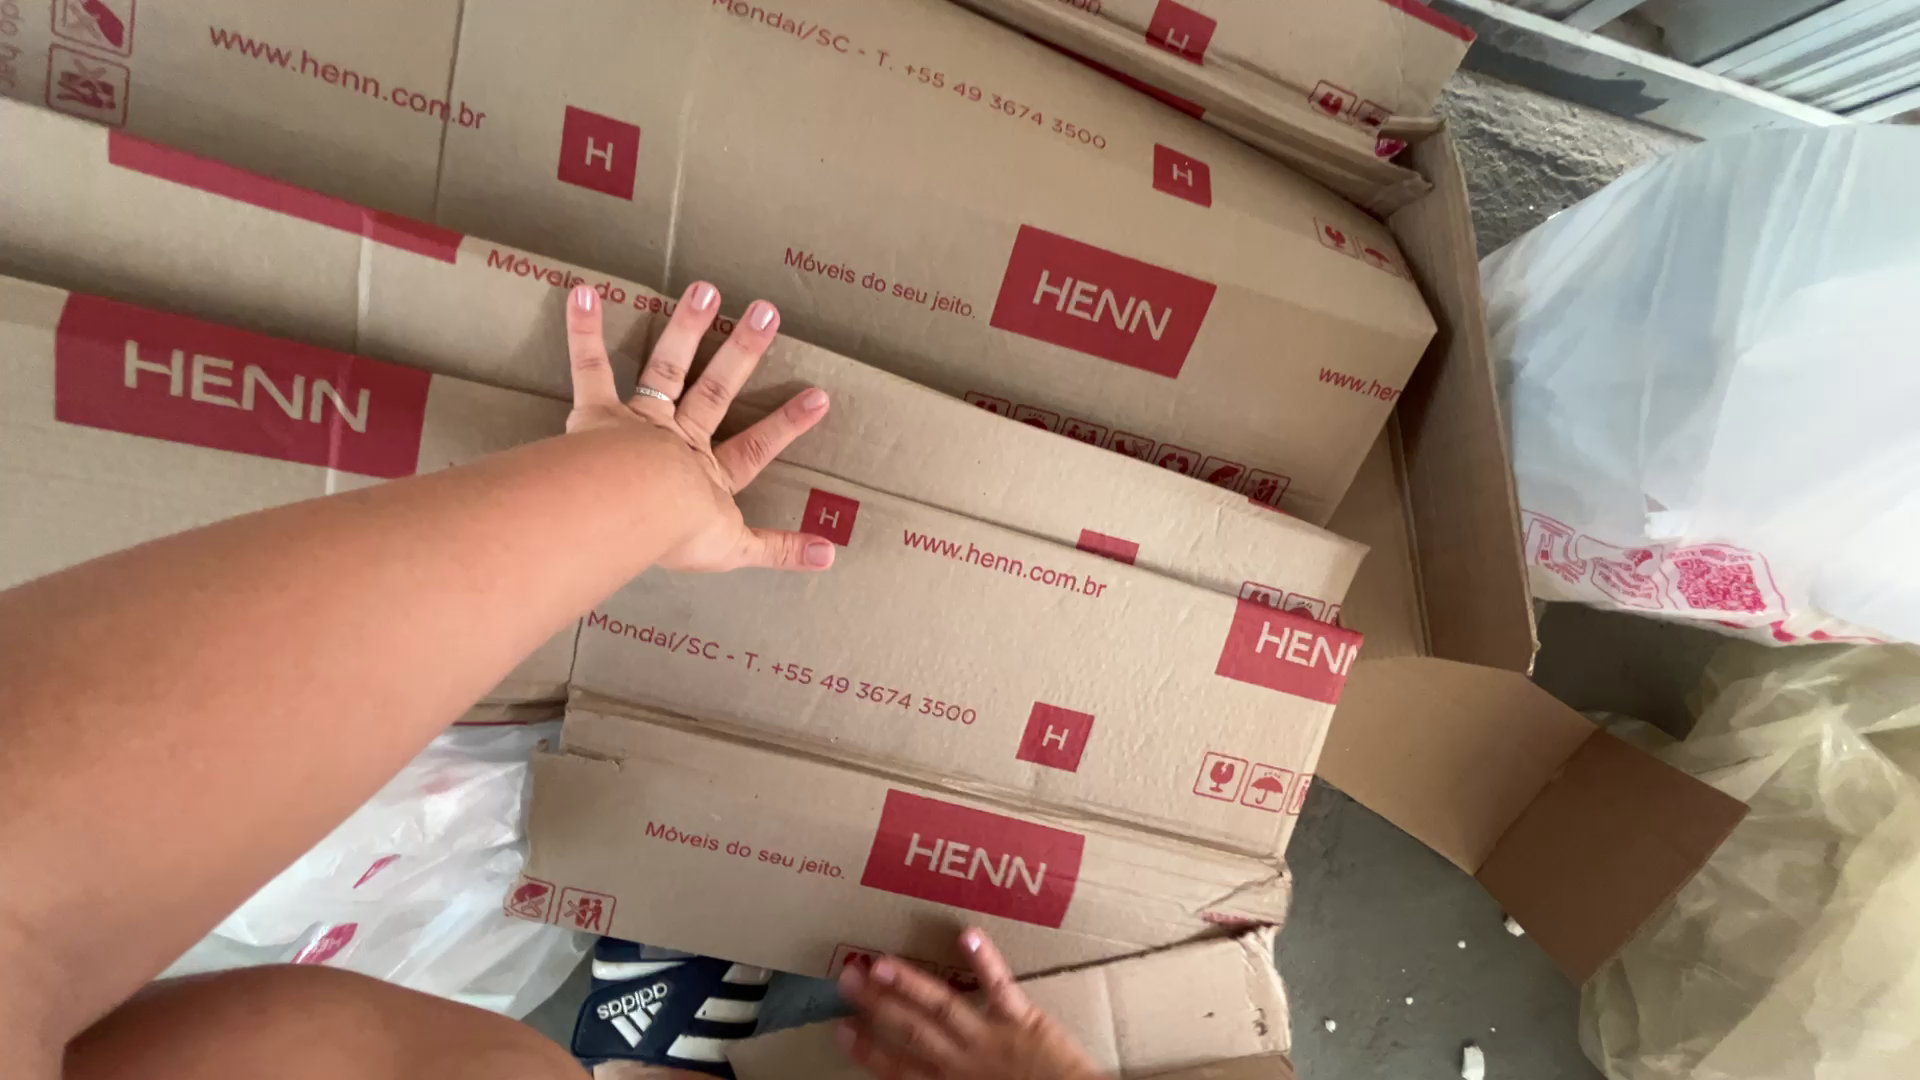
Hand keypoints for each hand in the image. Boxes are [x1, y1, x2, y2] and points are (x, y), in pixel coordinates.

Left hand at [564, 281, 833, 573]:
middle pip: (719, 389)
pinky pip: (590, 369)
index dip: (790, 423)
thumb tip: (832, 558)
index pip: (759, 445)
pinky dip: (585, 332)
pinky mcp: (599, 414)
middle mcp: (682, 438)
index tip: (820, 396)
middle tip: (767, 311)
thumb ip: (780, 551)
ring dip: (687, 327)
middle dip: (744, 351)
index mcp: (712, 473)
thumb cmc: (679, 532)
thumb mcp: (735, 549)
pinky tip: (583, 293)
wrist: (631, 509)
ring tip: (705, 288)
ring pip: (669, 368)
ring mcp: (642, 422)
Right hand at [837, 928, 1106, 1079]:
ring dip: (909, 984)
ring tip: (880, 961)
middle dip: (875, 1005)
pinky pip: (1000, 987)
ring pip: (941, 1006)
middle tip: (845, 977)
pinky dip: (984, 961)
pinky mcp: (1023, 1021)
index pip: (897, 1070)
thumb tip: (918, 1071)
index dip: (867, 1049)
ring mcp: (990, 1039)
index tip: (841, 1026)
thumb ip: (947, 1079)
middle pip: (909, 1031)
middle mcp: (962, 1064)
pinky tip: (966, 932)